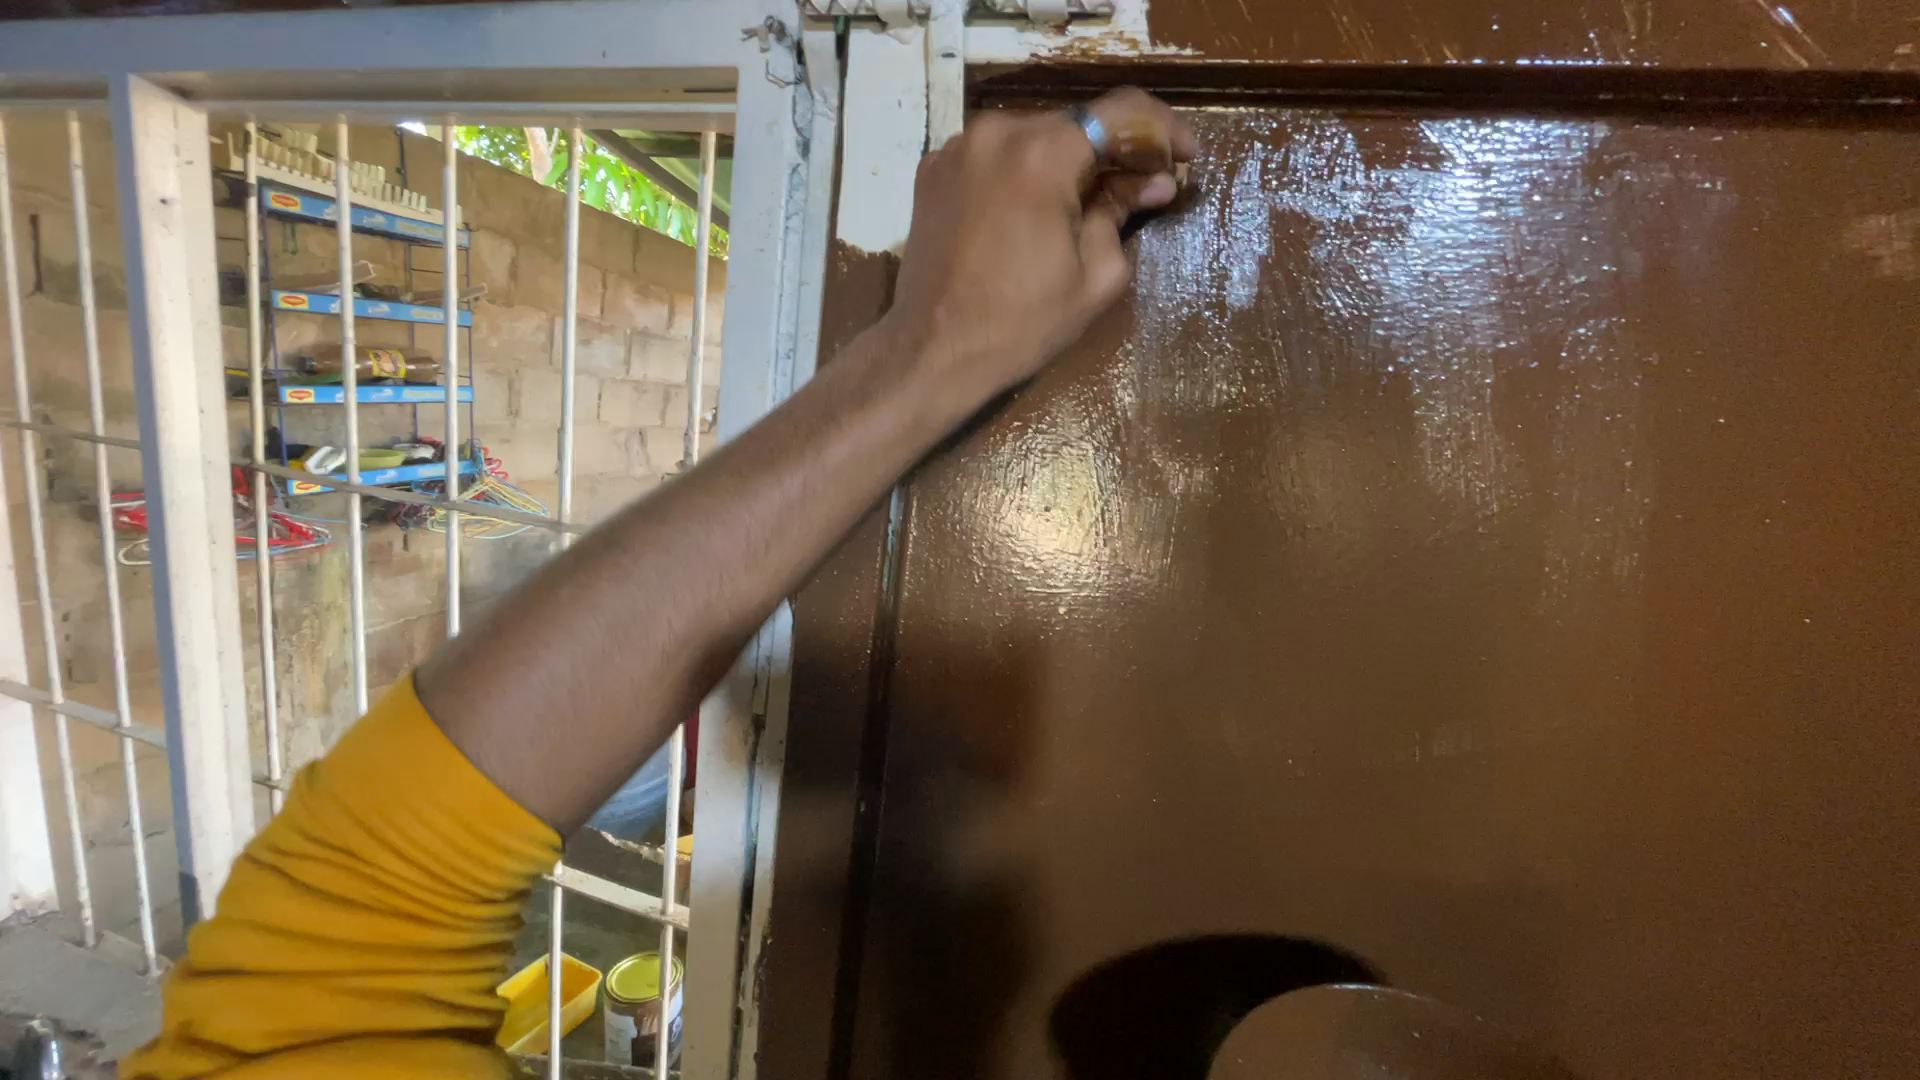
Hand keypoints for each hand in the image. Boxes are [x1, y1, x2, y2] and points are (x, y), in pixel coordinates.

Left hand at [882, 88, 1195, 403]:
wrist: (933, 353)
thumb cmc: (1019, 327)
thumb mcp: (1093, 279)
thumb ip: (1124, 216)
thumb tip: (1154, 183)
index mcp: (1040, 155)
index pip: (1119, 114)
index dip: (1162, 131)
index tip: (1184, 157)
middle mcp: (995, 133)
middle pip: (1073, 125)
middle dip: (1113, 152)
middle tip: (1140, 188)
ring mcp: (957, 149)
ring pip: (1031, 137)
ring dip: (1066, 163)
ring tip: (1088, 204)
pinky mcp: (932, 171)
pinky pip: (994, 157)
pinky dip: (1021, 173)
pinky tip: (1035, 210)